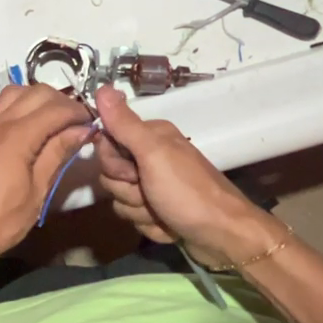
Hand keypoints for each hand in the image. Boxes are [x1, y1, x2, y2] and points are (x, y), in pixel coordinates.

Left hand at [0, 84, 94, 272]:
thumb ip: (58, 154)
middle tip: (77, 123)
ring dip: (38, 99)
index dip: (78, 112)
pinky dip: (19, 106)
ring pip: (15, 93)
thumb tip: (83, 129)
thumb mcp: (38, 191)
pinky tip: (29, 127)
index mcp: (15, 137)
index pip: (55, 109)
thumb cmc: (2, 221)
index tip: (93, 124)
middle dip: (62, 102)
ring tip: (55, 121)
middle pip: (36, 93)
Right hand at [92, 86, 288, 268]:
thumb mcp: (153, 154)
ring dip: (138, 210)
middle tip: (150, 192)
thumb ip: (124, 124)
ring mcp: (152, 185)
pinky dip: (148, 223)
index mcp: (150, 137)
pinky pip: (132, 216)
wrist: (220, 235)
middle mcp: (150, 157)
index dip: (113, 162)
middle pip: (109, 173)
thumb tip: (102, 87)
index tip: (134, 171)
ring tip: (162, 211)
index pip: (106, 143)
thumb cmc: (187, 192)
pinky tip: (166, 223)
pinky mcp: (155, 209)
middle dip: (127, 189)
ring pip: (118, 198)